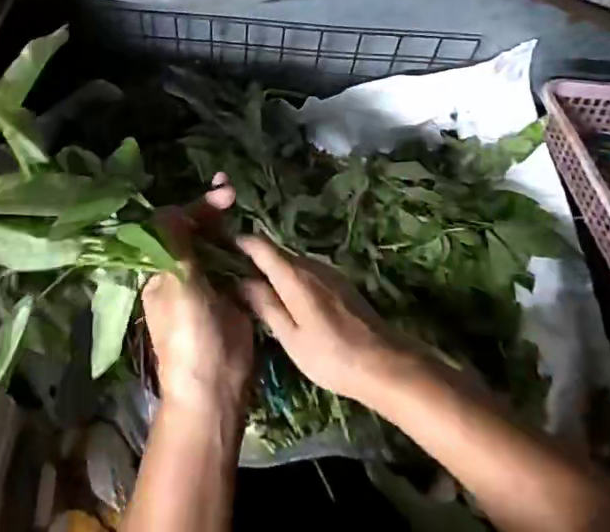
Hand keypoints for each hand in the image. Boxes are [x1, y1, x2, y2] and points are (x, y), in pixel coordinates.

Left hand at [141, 184, 252, 418]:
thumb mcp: (177, 282)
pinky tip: (253, 238)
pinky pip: (233, 267)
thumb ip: (173, 243)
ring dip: (226, 225)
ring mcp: (206, 284)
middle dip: (210, 210)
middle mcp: (180, 271)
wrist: (214, 387)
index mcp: (159, 267)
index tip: (221, 195)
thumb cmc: (189, 334)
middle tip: (232, 192)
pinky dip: (241, 250)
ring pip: (214, 246)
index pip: (173, 226)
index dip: (195, 208)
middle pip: (194, 232)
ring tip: (241, 206)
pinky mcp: (230, 299)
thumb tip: (171, 209)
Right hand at [235, 236, 417, 405]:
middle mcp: (310, 265)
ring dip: (273, 270)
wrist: (392, 368)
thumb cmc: (334, 357)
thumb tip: (240, 281)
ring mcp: (328, 273)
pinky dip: (290, 279)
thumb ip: (265, 305)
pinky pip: (306, 272)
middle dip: (252, 257)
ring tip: (256, 288)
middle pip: (274, 251)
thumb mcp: (291, 338)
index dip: (237, 241)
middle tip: (231, 273)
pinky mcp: (340, 285)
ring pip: (290, 262)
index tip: (218, 246)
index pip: (258, 244)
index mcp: (292, 275)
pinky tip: (287, 300)